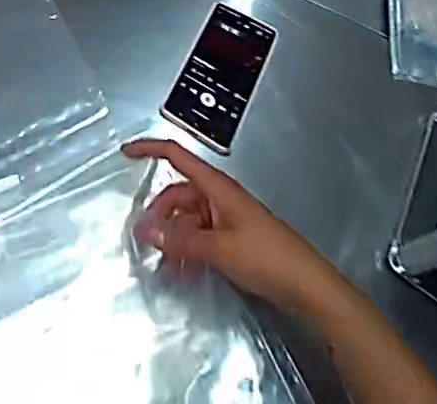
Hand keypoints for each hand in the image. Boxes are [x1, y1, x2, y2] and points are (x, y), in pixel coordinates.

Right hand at [122, 138, 351, 319]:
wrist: (309, 286)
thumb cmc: (269, 256)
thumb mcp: (219, 248)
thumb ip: (181, 240)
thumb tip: (147, 230)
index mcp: (217, 186)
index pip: (177, 156)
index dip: (150, 150)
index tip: (127, 152)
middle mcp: (219, 197)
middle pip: (178, 195)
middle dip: (159, 214)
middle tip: (144, 238)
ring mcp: (226, 218)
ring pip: (187, 219)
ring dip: (173, 237)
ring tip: (162, 263)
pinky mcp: (232, 239)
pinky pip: (200, 236)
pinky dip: (187, 249)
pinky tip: (180, 270)